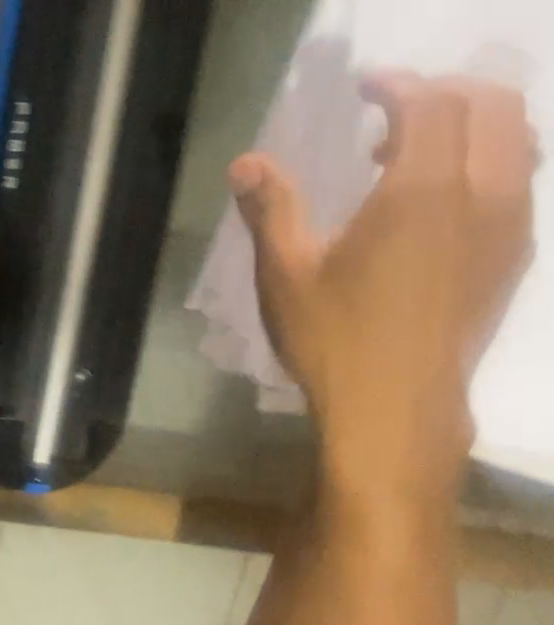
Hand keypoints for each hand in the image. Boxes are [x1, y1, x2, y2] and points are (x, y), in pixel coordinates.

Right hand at [234, 73, 536, 504]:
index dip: (399, 84)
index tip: (366, 84)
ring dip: (472, 123)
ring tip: (413, 149)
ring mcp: (509, 218)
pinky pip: (518, 176)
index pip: (429, 104)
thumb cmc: (331, 336)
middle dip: (444, 92)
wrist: (397, 399)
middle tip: (393, 106)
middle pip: (491, 104)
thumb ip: (272, 211)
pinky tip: (439, 196)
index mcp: (421, 189)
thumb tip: (247, 163)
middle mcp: (482, 189)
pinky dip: (486, 159)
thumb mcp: (284, 274)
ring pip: (517, 136)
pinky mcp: (514, 248)